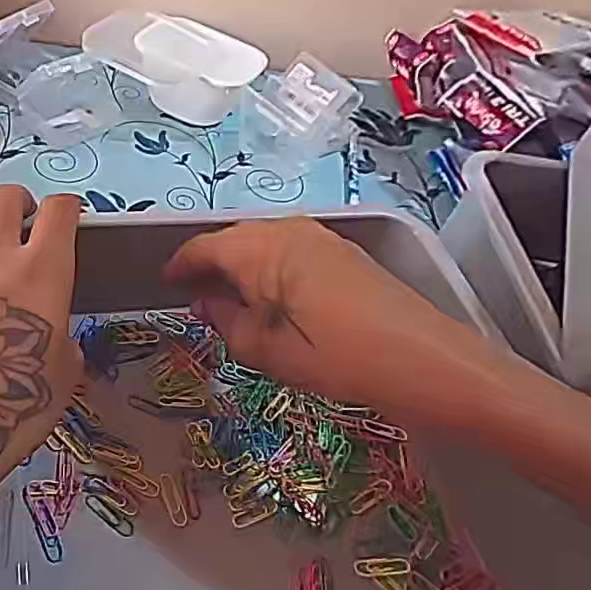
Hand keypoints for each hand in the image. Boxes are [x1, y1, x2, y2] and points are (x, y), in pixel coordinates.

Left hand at [0, 186, 82, 489]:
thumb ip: (64, 343)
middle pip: (3, 196)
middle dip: (22, 200)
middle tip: (30, 219)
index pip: (58, 212)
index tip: (72, 215)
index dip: (69, 207)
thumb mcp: (63, 377)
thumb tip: (56, 339)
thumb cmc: (12, 403)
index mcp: (41, 271)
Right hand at [161, 216, 514, 420]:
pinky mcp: (343, 251)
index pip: (205, 247)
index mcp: (262, 249)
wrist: (426, 359)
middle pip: (233, 239)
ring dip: (239, 266)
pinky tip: (270, 298)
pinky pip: (288, 249)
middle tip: (194, 299)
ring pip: (262, 242)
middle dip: (209, 266)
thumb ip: (227, 322)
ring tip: (229, 302)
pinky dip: (268, 268)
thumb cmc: (340, 359)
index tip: (164, 283)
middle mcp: (289, 230)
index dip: (180, 265)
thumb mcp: (269, 352)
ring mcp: (320, 236)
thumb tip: (205, 304)